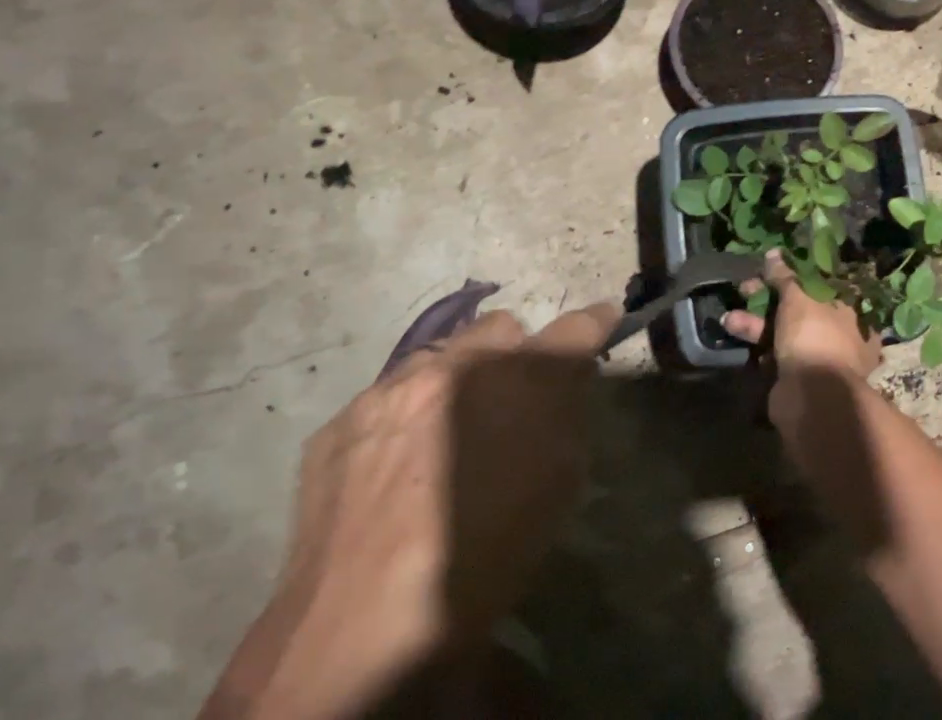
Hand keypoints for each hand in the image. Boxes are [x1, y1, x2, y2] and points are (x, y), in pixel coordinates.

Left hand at [203, 301, 618, 718]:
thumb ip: (566, 414)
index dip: (596, 324)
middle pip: (499, 328)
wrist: (368, 616)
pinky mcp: (337, 423)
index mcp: (519, 379)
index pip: (575, 329)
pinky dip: (406, 417)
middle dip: (516, 354)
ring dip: (457, 382)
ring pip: (437, 358)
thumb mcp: (560, 479)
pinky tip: (400, 469)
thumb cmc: (491, 551)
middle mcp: (452, 366)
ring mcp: (385, 390)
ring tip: (451, 436)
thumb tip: (564, 382)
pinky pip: (385, 398)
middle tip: (517, 401)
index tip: (604, 324)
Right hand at [720, 250, 879, 426]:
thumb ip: (786, 277)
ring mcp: (819, 357)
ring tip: (729, 316)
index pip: (823, 285)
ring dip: (756, 322)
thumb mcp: (800, 298)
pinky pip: (777, 353)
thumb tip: (775, 254)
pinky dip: (758, 343)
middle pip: (801, 308)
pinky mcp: (799, 376)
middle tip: (744, 288)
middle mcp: (840, 333)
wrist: (813, 397)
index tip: (769, 269)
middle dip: (769, 297)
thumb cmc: (815, 337)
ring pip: (786, 331)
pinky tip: (734, 332)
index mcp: (852, 310)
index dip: (794, 276)